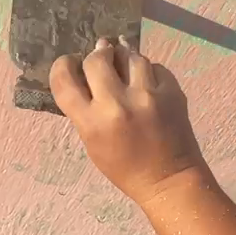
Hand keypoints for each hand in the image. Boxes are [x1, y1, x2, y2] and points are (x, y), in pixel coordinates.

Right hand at [49, 39, 209, 204]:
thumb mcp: (92, 142)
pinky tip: (145, 83)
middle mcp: (117, 103)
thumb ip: (85, 109)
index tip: (70, 64)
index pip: (64, 80)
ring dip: (122, 59)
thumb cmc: (123, 167)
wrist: (168, 179)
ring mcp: (147, 95)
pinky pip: (153, 66)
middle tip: (100, 63)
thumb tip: (85, 72)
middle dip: (95, 57)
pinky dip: (146, 71)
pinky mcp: (172, 91)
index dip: (63, 65)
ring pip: (129, 55)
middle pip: (97, 59)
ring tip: (124, 70)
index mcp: (92, 122)